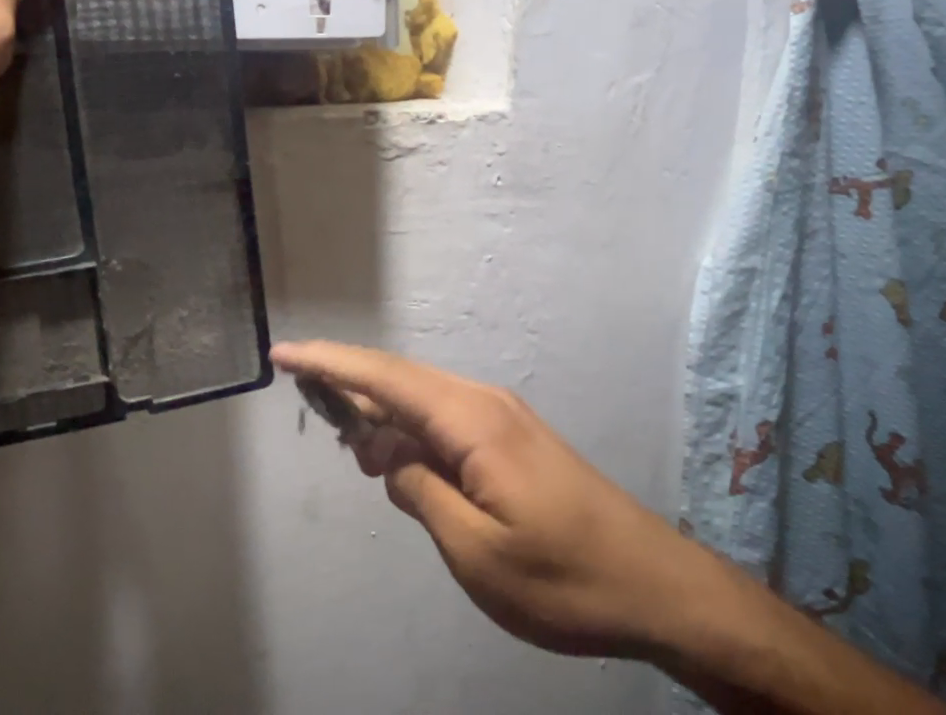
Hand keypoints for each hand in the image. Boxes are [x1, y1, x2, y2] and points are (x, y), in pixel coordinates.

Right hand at [274, 341, 705, 659]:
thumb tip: (389, 459)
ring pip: (422, 401)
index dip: (328, 363)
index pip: (384, 378)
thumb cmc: (566, 578)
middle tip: (311, 411)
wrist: (663, 591)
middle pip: (399, 380)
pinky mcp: (515, 442)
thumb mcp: (476, 551)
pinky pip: (445, 422)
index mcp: (472, 421)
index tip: (283, 354)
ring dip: (381, 418)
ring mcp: (504, 420)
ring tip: (356, 454)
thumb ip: (420, 494)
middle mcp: (485, 405)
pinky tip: (401, 466)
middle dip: (348, 387)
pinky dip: (411, 434)